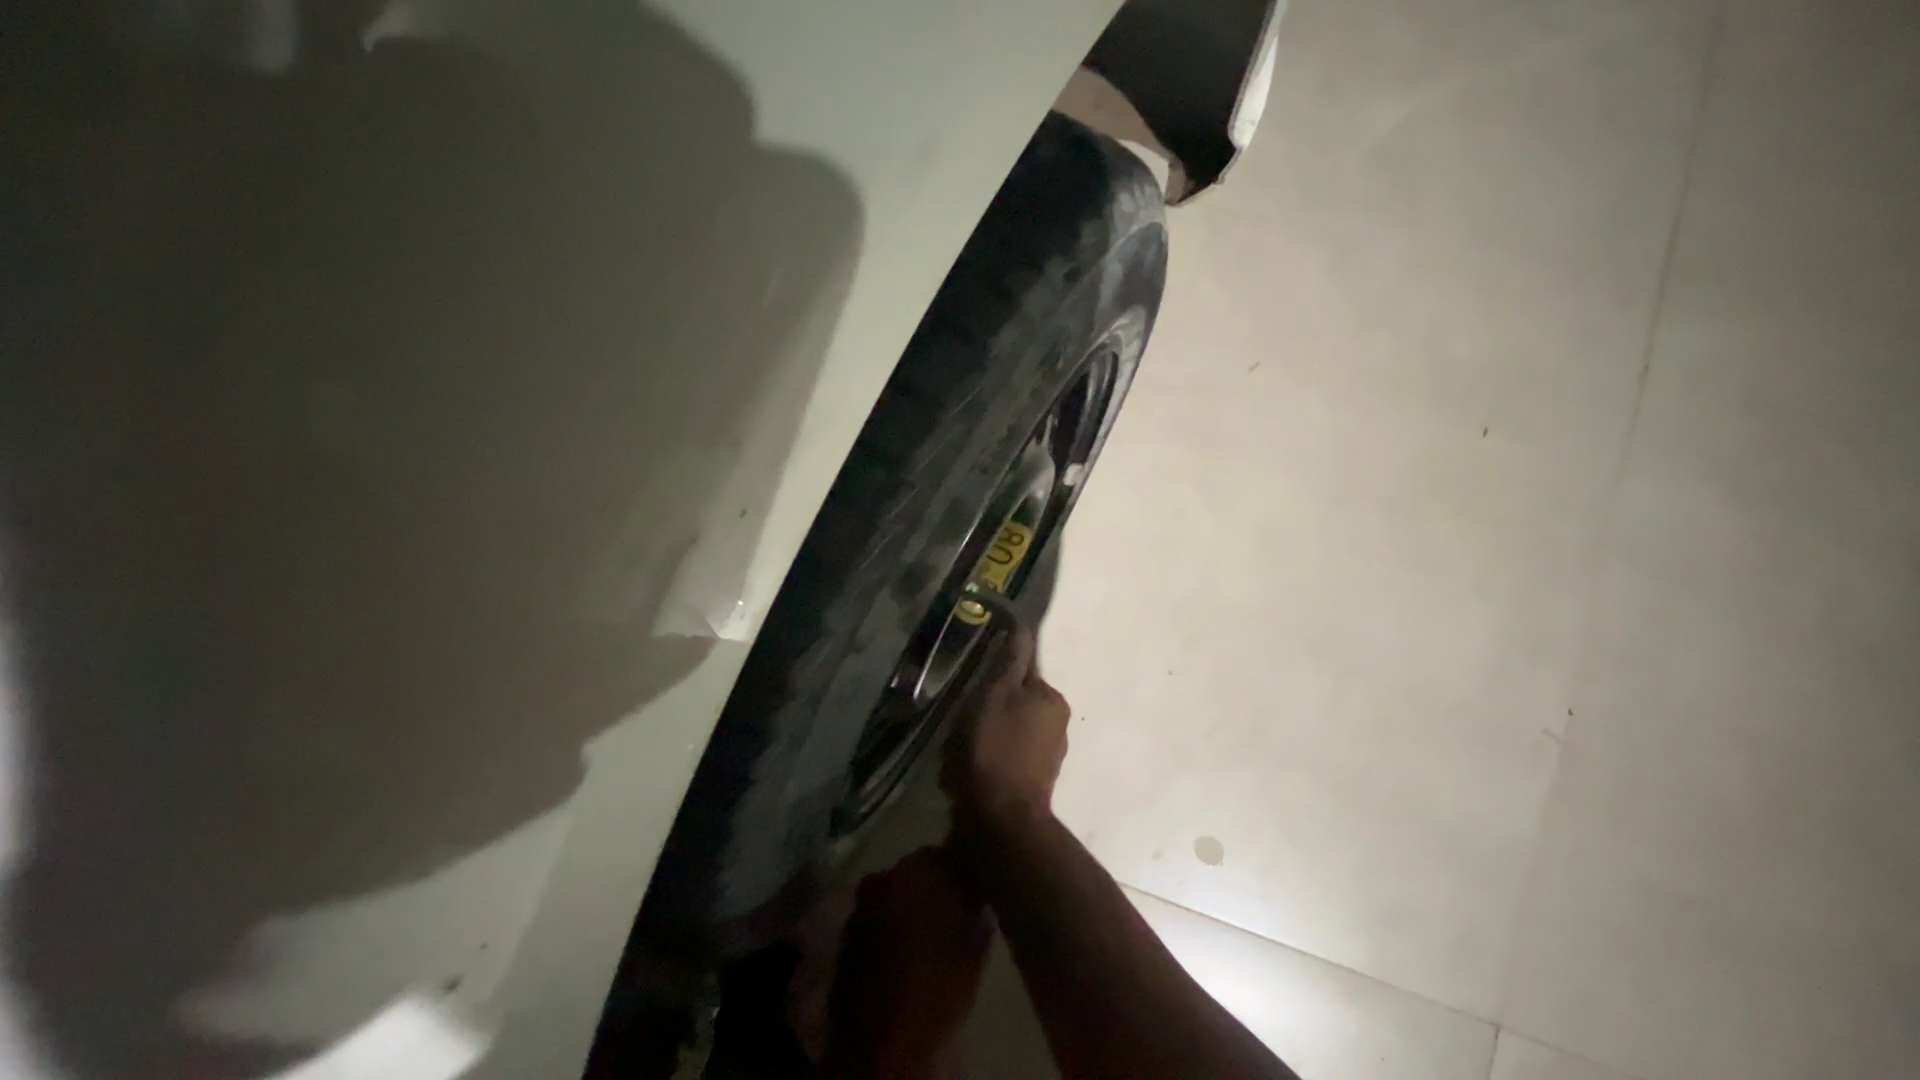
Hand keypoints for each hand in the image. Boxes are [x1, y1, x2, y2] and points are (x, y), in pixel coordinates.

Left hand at [825, 848, 991, 1078]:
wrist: (881, 1037)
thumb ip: (973, 905)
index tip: (972, 890)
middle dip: (933, 888)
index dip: (960, 872)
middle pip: (917, 873)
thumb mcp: (974, 944)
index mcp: (917, 870)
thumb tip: (975, 889)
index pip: (946, 855)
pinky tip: (904, 955)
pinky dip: (890, 929)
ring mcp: (861, 905)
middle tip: (953, 913)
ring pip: (894, 896)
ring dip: (909, 908)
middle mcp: (883, 877)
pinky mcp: (847, 934)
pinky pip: (877, 919)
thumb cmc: (937, 986)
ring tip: (928, 938)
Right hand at [941, 622, 1071, 824]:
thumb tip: (1025, 625)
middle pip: (1015, 704)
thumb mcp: (996, 694)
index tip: (972, 695)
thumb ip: (1011, 661)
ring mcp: (1050, 755)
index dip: (993, 681)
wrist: (1001, 817)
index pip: (1021, 674)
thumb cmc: (994, 748)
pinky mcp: (1037, 780)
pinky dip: (991, 759)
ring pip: (1010, 732)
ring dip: (987, 737)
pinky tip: (971, 771)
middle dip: (988, 711)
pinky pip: (1009, 757)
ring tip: (961, 752)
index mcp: (1053, 698)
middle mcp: (1059, 723)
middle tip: (962, 726)